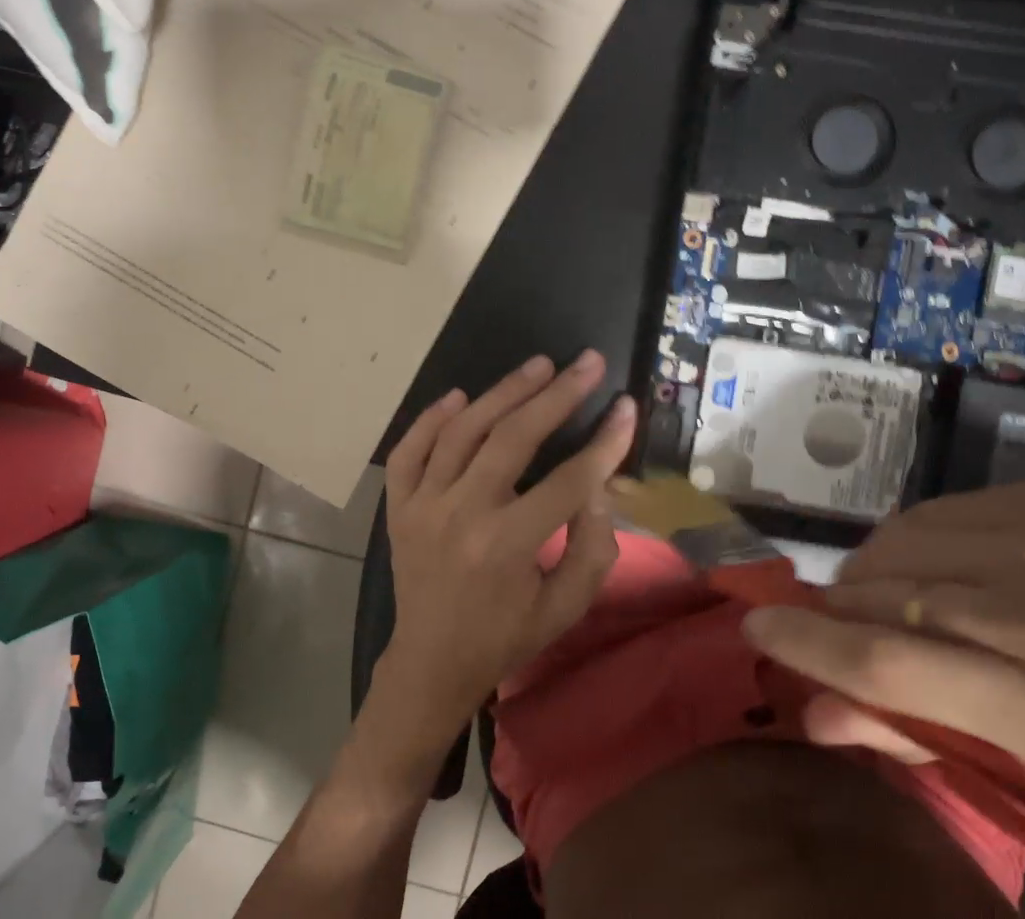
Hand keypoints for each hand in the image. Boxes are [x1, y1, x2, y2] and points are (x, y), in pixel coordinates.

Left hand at [380, 351, 636, 732]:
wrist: (431, 662)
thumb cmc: (506, 636)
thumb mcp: (565, 606)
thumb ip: (591, 546)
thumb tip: (597, 483)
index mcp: (506, 546)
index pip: (566, 481)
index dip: (604, 442)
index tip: (626, 406)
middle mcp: (460, 516)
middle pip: (511, 439)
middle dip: (556, 395)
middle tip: (587, 362)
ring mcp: (422, 507)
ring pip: (461, 432)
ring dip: (501, 393)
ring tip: (539, 365)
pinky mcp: (398, 506)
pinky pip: (409, 451)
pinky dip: (430, 419)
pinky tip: (459, 396)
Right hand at [742, 482, 1024, 784]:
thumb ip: (921, 732)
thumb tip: (812, 712)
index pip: (888, 667)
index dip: (805, 649)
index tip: (755, 632)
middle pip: (880, 599)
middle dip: (840, 614)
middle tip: (842, 627)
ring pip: (895, 546)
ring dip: (867, 574)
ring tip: (888, 595)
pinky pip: (931, 512)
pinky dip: (907, 542)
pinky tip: (929, 562)